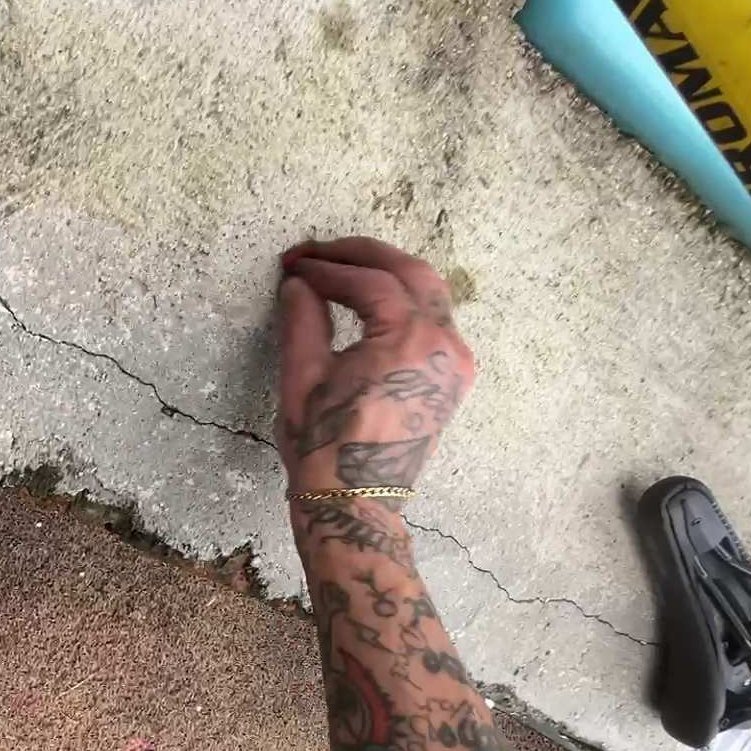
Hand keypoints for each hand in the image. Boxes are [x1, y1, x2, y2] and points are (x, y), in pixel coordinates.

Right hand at [274, 238, 477, 496]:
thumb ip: (303, 321)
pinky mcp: (452, 377)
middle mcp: (444, 344)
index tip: (295, 264)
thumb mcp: (302, 378)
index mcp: (408, 341)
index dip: (328, 267)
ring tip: (340, 271)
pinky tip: (367, 304)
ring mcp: (455, 361)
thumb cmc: (323, 446)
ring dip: (385, 274)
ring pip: (429, 293)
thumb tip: (298, 283)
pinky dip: (400, 301)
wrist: (352, 498)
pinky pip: (433, 320)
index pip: (371, 282)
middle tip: (318, 252)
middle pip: (412, 273)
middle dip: (363, 255)